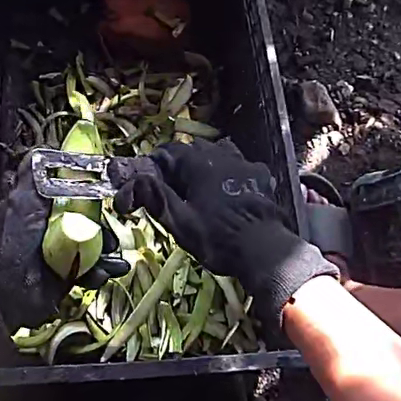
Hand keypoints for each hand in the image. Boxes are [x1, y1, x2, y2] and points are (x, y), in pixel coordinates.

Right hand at [112, 140, 335, 328]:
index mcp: (198, 162)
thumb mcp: (179, 221)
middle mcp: (222, 155)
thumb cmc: (217, 237)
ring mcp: (245, 163)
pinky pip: (240, 166)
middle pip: (194, 150)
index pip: (168, 152)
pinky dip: (229, 174)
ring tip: (201, 188)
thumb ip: (156, 197)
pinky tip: (227, 192)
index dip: (155, 166)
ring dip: (207, 165)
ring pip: (219, 154)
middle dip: (180, 165)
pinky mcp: (261, 177)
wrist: (265, 250)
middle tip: (174, 189)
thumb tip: (135, 181)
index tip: (150, 184)